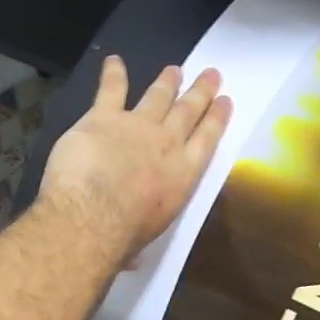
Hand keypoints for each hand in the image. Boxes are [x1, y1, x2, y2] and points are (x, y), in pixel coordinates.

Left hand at [38, 56, 231, 261]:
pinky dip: (113, 74)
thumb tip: (131, 258)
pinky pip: (111, 90)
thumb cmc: (123, 237)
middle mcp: (166, 146)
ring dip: (166, 82)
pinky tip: (114, 61)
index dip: (216, 120)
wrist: (93, 215)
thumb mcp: (142, 242)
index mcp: (182, 177)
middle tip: (211, 75)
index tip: (226, 103)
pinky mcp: (102, 118)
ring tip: (174, 70)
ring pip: (157, 97)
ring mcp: (136, 127)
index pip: (206, 142)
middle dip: (200, 93)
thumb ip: (138, 239)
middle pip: (187, 113)